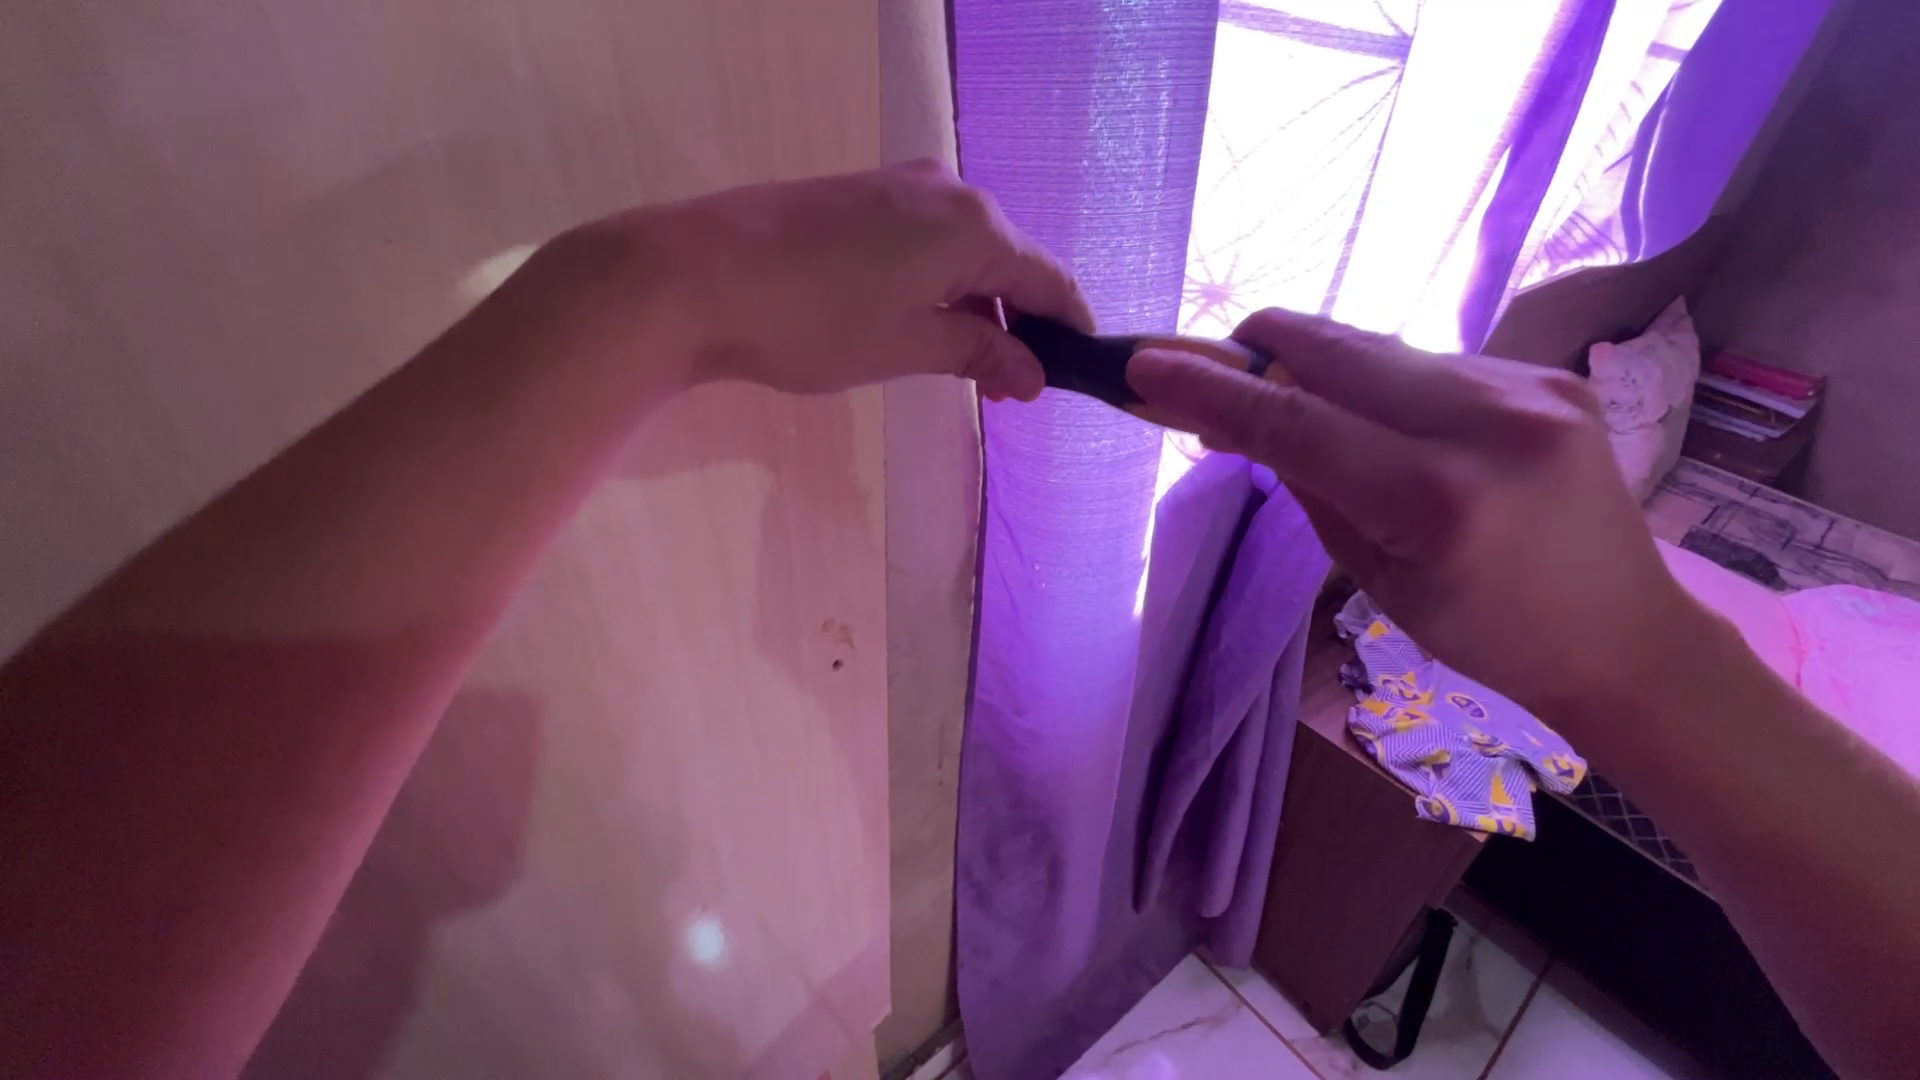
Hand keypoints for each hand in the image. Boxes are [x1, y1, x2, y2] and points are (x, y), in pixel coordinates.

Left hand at [552, 160, 1091, 399]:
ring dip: (976, 312)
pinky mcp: (860, 197)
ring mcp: (899, 188)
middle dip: (1018, 328)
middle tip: (1009, 391)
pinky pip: (926, 246)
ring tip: (968, 370)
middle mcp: (947, 191)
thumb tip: (1035, 374)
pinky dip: (939, 290)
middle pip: (1008, 265)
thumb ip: (982, 355)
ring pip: (964, 256)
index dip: (1067, 330)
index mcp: (975, 226)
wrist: (696, 276)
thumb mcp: (911, 346)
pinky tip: (925, 326)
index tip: (1073, 375)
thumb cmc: (818, 320)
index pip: (1048, 281)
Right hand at [1127, 308, 1703, 715]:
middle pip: (1333, 349)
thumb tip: (1239, 423)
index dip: (1210, 390)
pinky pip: (1419, 361)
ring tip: (1285, 405)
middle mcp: (1489, 422)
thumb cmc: (1482, 632)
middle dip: (1253, 348)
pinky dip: (1366, 379)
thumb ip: (1306, 483)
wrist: (1625, 634)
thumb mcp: (1372, 574)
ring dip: (1309, 366)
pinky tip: (1365, 418)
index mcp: (1437, 500)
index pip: (1293, 422)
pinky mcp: (1544, 373)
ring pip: (1373, 347)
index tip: (1145, 365)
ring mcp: (1527, 386)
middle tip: (1204, 368)